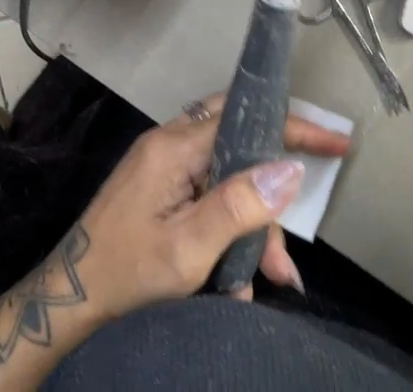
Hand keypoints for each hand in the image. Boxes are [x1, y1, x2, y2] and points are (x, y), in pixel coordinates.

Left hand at [71, 94, 349, 312]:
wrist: (74, 294)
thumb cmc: (129, 270)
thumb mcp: (190, 247)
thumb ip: (239, 206)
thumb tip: (290, 168)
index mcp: (172, 148)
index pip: (242, 118)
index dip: (293, 127)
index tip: (338, 143)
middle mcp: (167, 146)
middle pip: (239, 149)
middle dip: (272, 197)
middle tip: (291, 252)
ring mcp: (162, 168)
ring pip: (228, 180)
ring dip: (252, 228)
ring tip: (268, 280)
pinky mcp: (159, 190)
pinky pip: (208, 197)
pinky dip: (230, 231)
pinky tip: (237, 278)